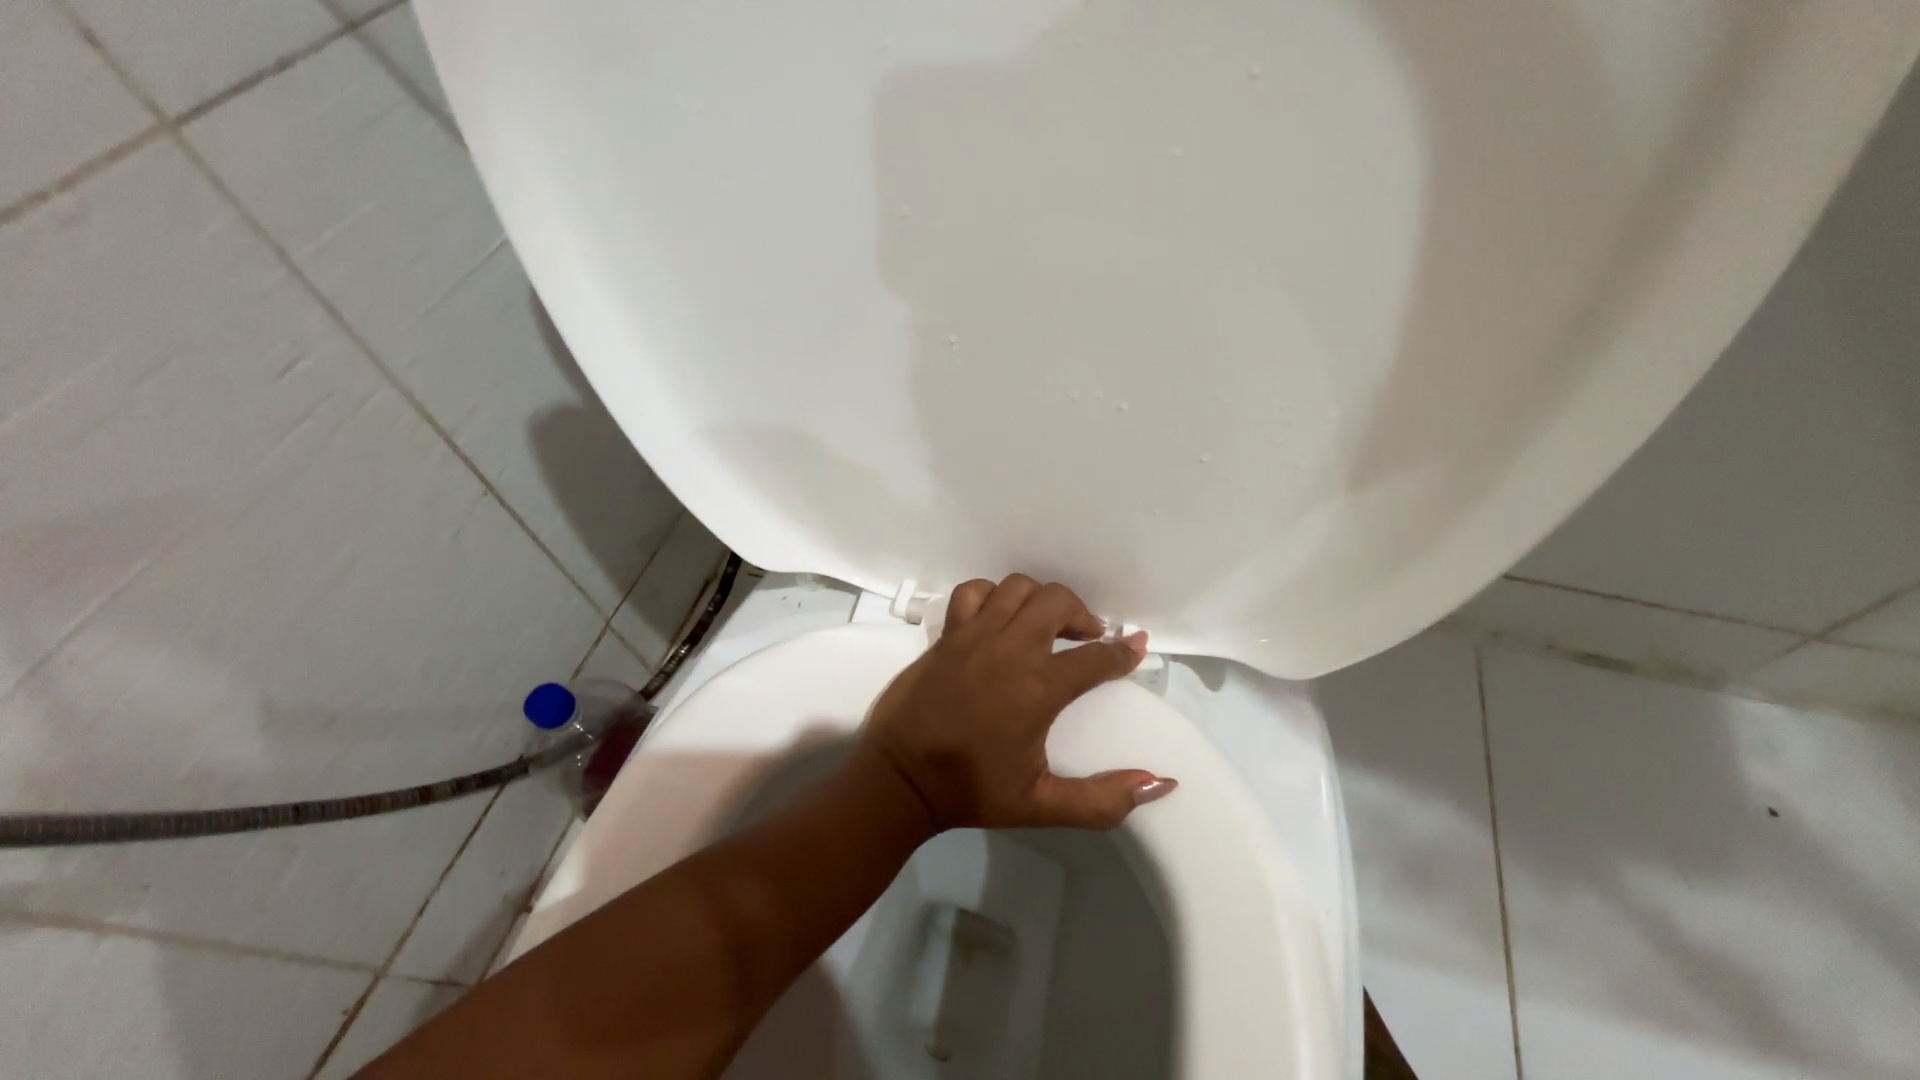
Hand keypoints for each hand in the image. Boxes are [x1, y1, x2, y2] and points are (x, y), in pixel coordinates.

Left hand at [859, 574, 1177, 831]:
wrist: (899, 780)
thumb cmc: (971, 792)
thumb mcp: (1041, 805)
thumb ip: (1102, 800)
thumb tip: (1158, 783)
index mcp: (1037, 689)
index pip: (1096, 657)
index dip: (1124, 651)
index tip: (1136, 646)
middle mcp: (1009, 651)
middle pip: (1057, 601)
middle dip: (1080, 614)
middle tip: (1084, 639)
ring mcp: (973, 637)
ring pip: (1017, 588)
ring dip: (1039, 600)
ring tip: (1044, 625)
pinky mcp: (946, 635)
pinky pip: (972, 592)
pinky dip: (991, 595)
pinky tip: (997, 618)